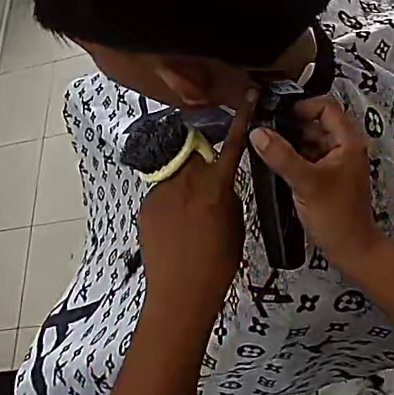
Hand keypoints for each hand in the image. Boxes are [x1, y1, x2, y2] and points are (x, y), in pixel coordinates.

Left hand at [137, 92, 254, 327]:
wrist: (180, 295)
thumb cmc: (218, 263)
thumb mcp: (235, 223)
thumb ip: (228, 194)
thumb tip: (221, 183)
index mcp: (214, 186)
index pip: (231, 145)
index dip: (242, 120)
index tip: (248, 99)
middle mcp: (184, 182)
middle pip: (194, 153)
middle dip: (203, 157)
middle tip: (212, 177)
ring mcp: (160, 194)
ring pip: (178, 174)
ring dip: (188, 182)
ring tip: (196, 212)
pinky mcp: (145, 207)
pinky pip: (164, 193)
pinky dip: (174, 201)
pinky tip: (180, 225)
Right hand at [249, 96, 388, 268]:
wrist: (351, 247)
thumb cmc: (337, 217)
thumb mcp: (305, 182)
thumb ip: (281, 156)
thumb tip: (259, 133)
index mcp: (349, 142)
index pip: (326, 107)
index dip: (303, 107)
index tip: (280, 116)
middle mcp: (346, 148)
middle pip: (318, 122)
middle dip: (294, 126)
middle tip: (270, 133)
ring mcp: (338, 162)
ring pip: (312, 140)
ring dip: (293, 142)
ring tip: (271, 150)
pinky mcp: (330, 176)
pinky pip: (311, 156)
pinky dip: (297, 157)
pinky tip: (280, 166)